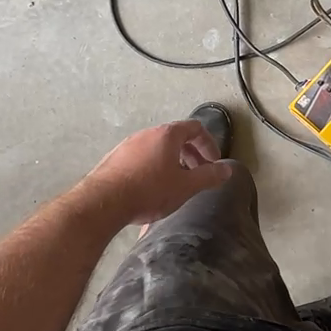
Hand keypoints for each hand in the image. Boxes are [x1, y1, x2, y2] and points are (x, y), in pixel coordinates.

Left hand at [75, 120, 230, 226]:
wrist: (103, 202)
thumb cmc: (149, 191)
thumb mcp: (186, 186)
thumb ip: (209, 176)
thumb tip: (227, 169)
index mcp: (167, 135)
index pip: (195, 128)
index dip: (209, 144)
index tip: (214, 162)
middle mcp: (147, 133)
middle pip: (176, 137)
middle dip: (192, 154)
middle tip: (199, 174)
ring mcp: (128, 145)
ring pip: (158, 148)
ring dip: (173, 161)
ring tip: (177, 183)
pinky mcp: (115, 158)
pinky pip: (142, 157)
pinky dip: (154, 166)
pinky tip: (152, 188)